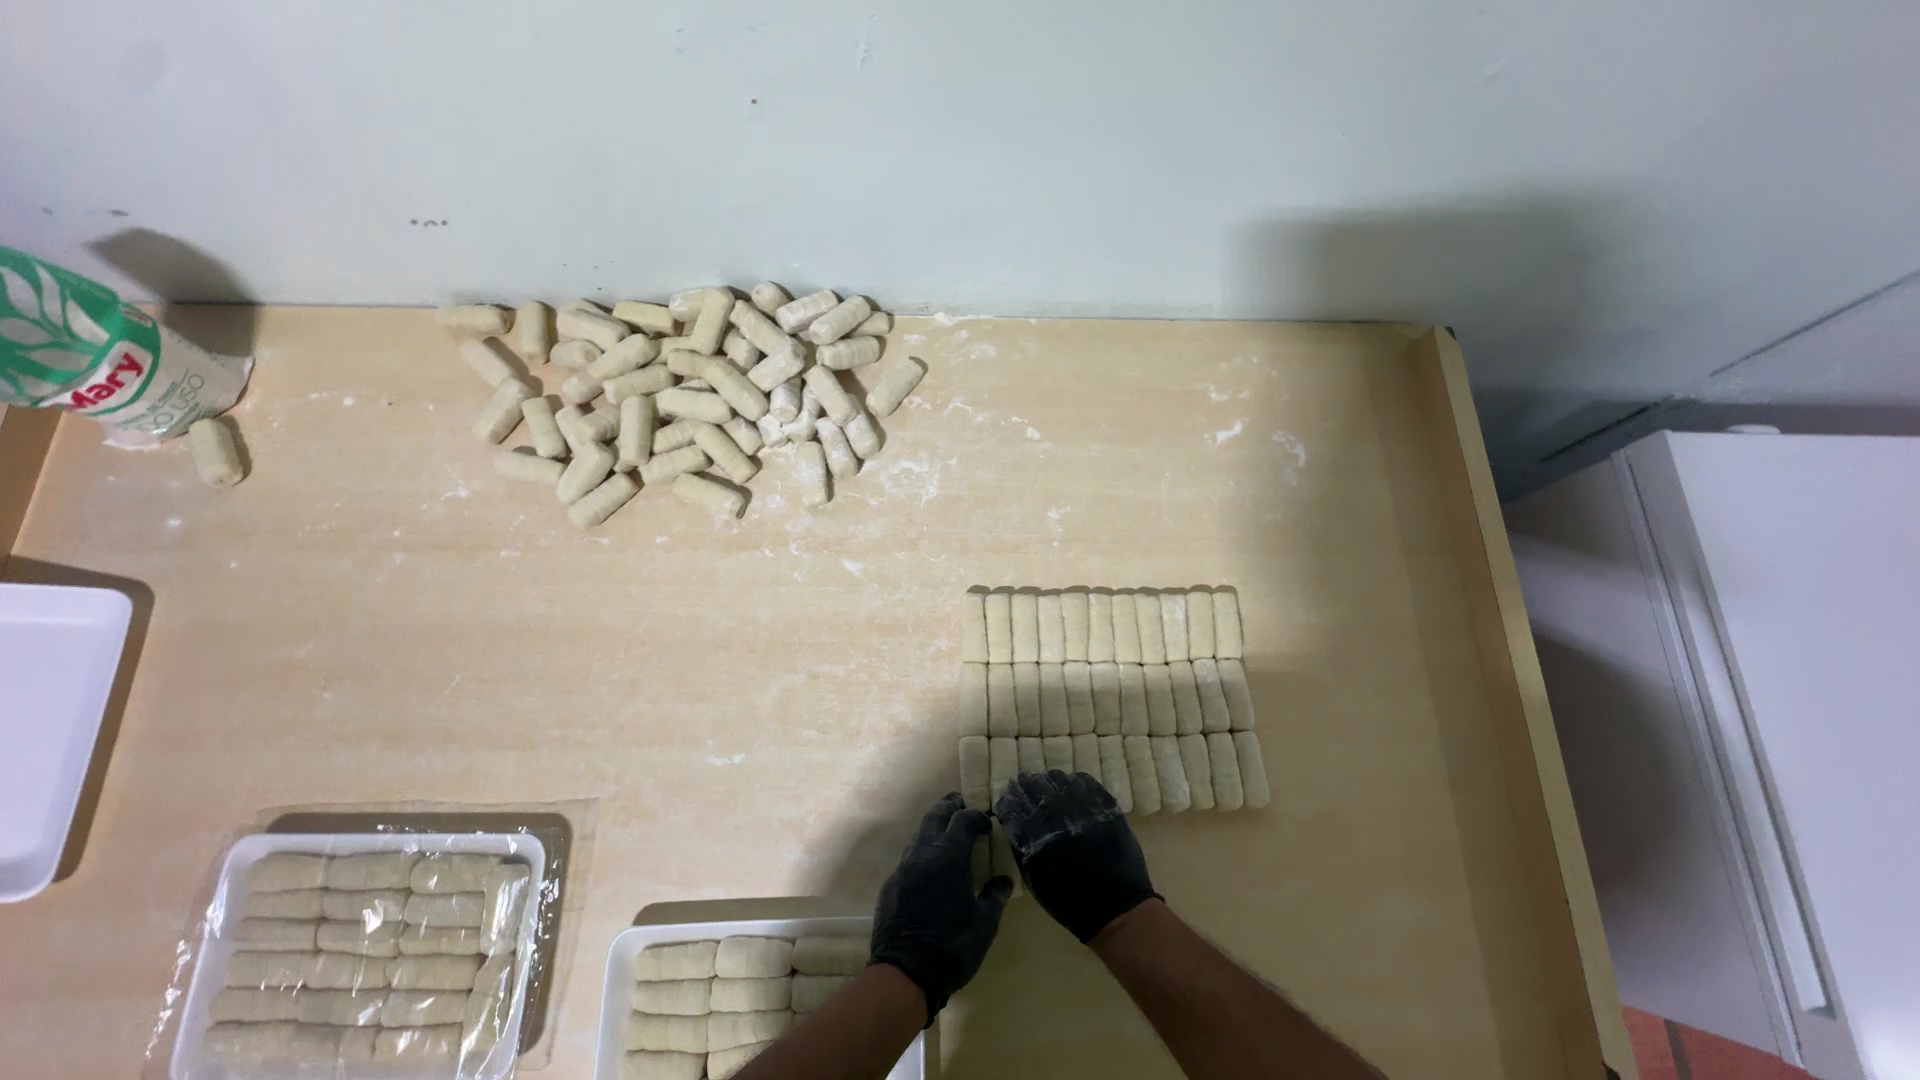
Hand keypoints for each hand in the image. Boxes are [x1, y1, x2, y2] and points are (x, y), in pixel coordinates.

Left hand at [870, 793, 1012, 1024]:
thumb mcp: (985, 924)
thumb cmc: (952, 946)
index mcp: (949, 857)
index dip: (976, 817)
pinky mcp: (891, 884)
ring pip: (919, 835)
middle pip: (935, 817)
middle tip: (961, 804)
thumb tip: (1004, 881)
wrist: (905, 972)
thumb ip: (994, 897)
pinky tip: (931, 865)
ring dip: (934, 828)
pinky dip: (923, 851)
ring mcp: (903, 868)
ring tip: (948, 832)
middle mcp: (923, 854)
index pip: (963, 820)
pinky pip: (909, 857)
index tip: (987, 824)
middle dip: (949, 807)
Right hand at [994, 770, 1157, 942]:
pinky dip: (1075, 783)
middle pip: (1033, 786)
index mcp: (1036, 839)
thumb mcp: (1033, 877)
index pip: (1012, 806)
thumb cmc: (1069, 900)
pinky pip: (1085, 782)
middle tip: (1024, 787)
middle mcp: (1058, 819)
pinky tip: (1072, 790)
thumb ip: (1020, 845)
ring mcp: (1084, 809)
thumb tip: (1013, 819)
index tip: (1007, 799)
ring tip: (1049, 790)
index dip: (1008, 800)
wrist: (1117, 908)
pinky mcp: (1106, 807)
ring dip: (1049, 783)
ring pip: (1058, 779)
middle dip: (1025, 786)